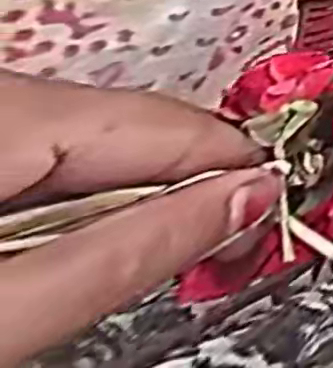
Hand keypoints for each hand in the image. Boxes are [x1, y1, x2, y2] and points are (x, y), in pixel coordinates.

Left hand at [0, 72, 280, 363]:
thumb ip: (133, 252)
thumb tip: (263, 195)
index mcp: (11, 113)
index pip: (188, 129)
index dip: (245, 175)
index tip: (268, 225)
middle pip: (139, 130)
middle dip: (172, 190)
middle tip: (186, 252)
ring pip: (89, 140)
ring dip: (113, 197)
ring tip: (87, 257)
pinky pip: (35, 146)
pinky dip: (56, 194)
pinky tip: (26, 241)